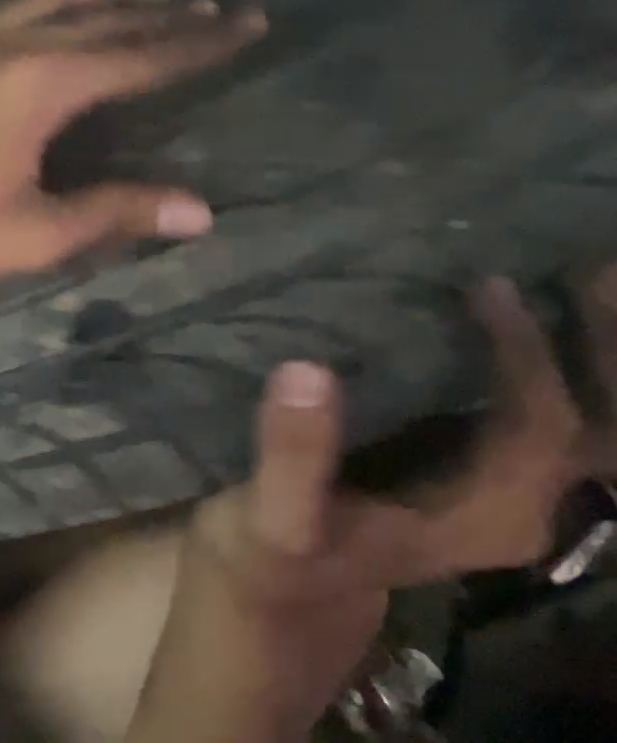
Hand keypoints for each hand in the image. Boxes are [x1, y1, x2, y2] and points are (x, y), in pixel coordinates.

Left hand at [0, 0, 265, 284]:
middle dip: (166, 13)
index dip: (199, 42)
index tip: (251, 23)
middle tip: (221, 7)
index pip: (141, 52)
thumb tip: (200, 210)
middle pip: (104, 16)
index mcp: (43, 83)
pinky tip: (47, 6)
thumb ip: (113, 213)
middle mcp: (11, 44)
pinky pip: (2, 6)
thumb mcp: (30, 234)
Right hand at [130, 277, 591, 742]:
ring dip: (572, 346)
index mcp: (489, 517)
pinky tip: (483, 314)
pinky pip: (514, 407)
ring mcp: (487, 481)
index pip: (542, 426)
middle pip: (589, 418)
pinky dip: (521, 359)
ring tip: (555, 273)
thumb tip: (305, 368)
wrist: (268, 593)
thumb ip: (294, 455)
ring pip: (564, 412)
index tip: (484, 285)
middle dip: (598, 341)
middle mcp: (513, 499)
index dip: (526, 356)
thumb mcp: (275, 520)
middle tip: (581, 258)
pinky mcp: (452, 463)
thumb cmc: (272, 561)